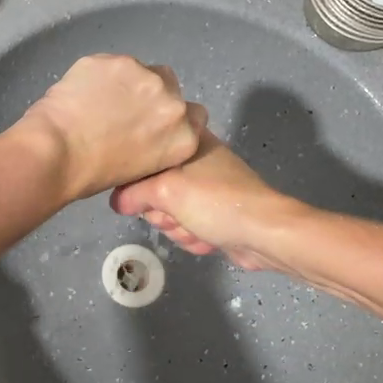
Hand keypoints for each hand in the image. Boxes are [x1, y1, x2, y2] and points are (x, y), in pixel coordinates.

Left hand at [11, 55, 206, 200]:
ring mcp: (146, 77)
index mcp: (183, 137)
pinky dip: (99, 74)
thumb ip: (155, 143)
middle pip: (169, 86)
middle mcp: (174, 104)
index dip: (168, 114)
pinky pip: (112, 63)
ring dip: (125, 81)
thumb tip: (144, 129)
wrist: (56, 152)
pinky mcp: (118, 61)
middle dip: (148, 94)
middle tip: (119, 109)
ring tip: (97, 100)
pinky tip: (82, 90)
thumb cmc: (92, 174)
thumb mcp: (140, 168)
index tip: (148, 119)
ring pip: (142, 70)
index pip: (192, 116)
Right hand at [110, 129, 289, 270]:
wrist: (265, 234)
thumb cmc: (216, 202)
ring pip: (170, 213)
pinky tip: (207, 239)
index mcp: (189, 143)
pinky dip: (194, 237)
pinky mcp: (216, 216)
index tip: (139, 193)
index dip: (138, 179)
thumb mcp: (166, 190)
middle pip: (154, 189)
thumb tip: (117, 202)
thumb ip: (133, 193)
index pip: (146, 156)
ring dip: (179, 229)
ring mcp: (208, 191)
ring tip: (196, 229)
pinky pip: (188, 227)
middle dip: (163, 211)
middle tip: (175, 214)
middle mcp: (197, 162)